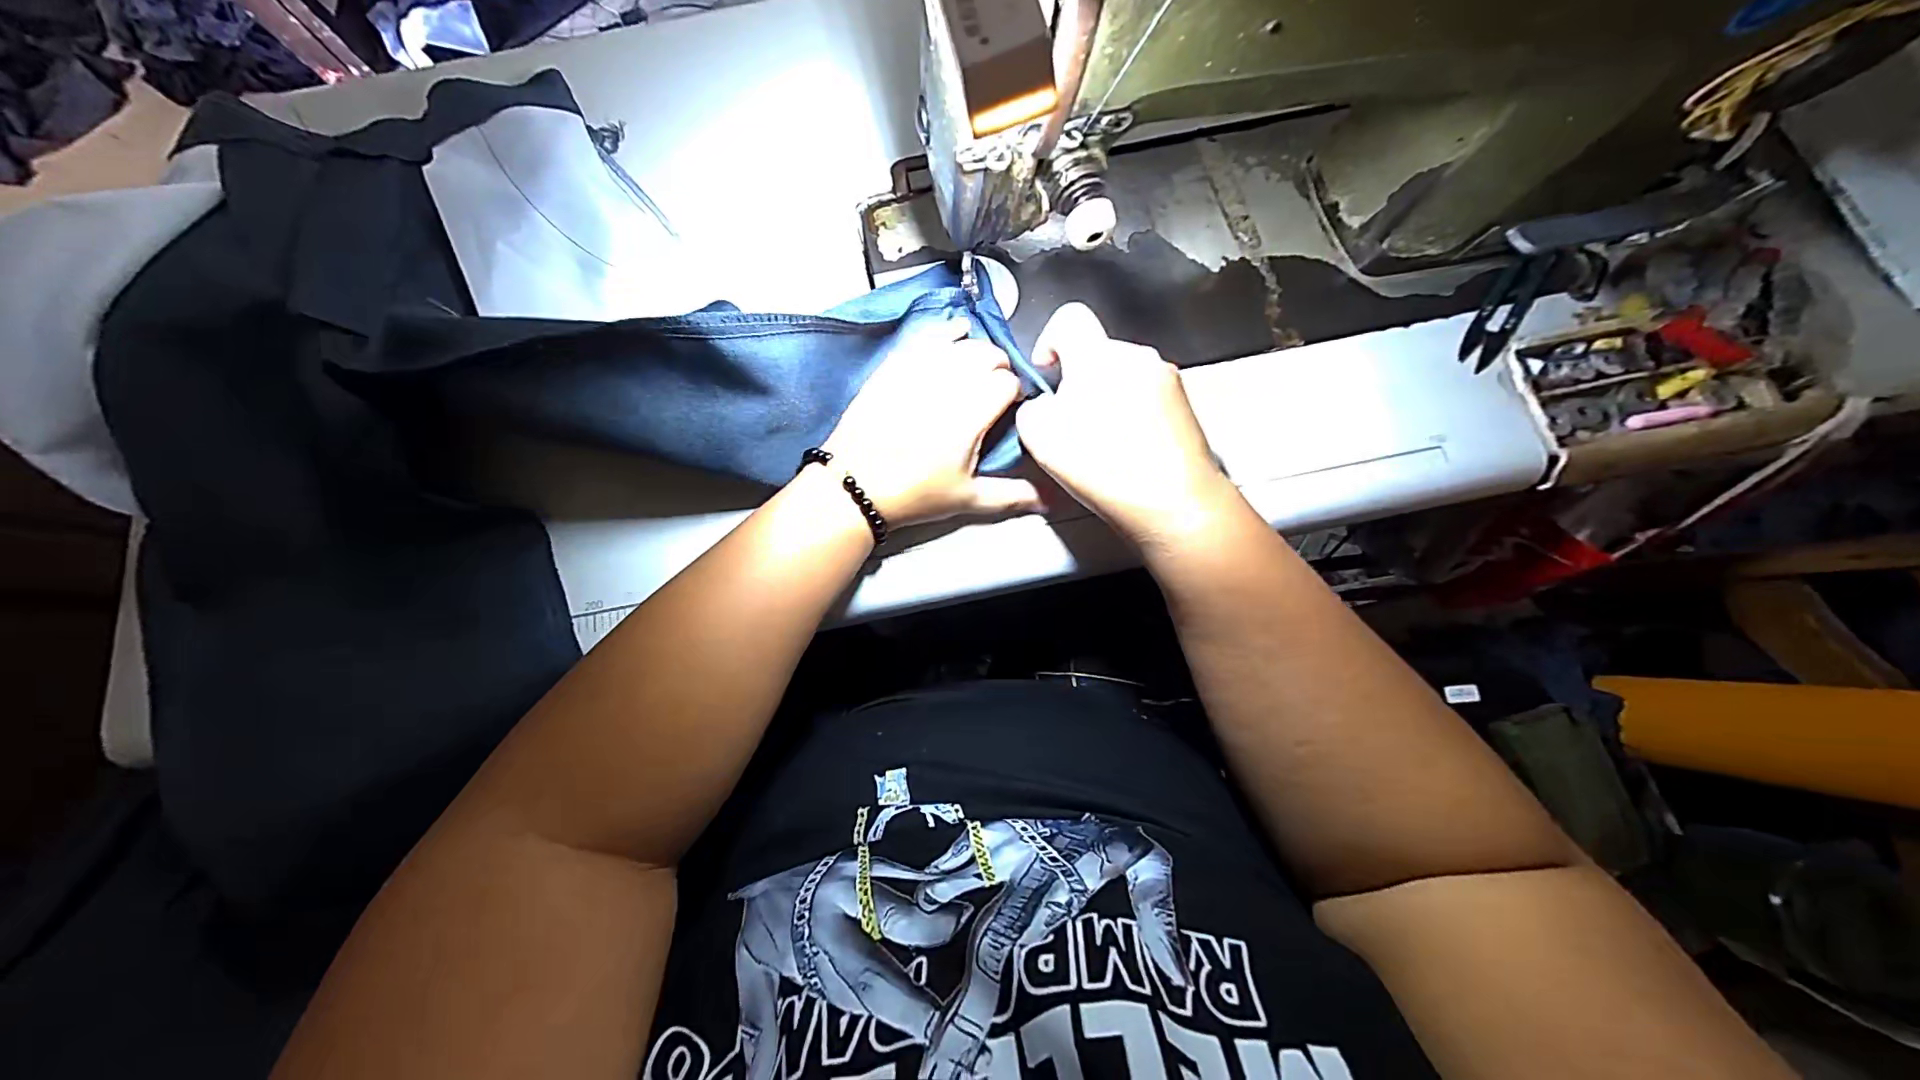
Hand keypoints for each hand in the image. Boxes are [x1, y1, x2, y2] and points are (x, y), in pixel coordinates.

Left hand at [818, 319, 1042, 527]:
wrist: (854, 486)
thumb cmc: (912, 494)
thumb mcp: (967, 499)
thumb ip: (1012, 494)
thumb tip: (1047, 499)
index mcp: (972, 412)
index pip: (1009, 383)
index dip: (1014, 395)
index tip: (1010, 409)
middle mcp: (949, 382)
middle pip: (989, 355)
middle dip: (999, 370)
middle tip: (994, 391)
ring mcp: (919, 369)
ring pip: (962, 342)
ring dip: (976, 352)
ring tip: (976, 370)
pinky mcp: (896, 365)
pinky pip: (929, 336)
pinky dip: (946, 333)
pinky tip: (953, 335)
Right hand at [1015, 304, 1241, 549]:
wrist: (1175, 501)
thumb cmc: (1107, 468)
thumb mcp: (1040, 439)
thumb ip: (1030, 408)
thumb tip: (1042, 405)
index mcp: (1098, 357)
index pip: (1068, 318)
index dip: (1047, 340)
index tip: (1046, 372)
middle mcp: (1136, 356)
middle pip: (1095, 353)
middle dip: (1077, 380)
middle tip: (1068, 422)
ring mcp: (1165, 378)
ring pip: (1121, 375)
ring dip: (1105, 398)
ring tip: (1100, 443)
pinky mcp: (1183, 402)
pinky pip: (1144, 395)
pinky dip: (1130, 413)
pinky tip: (1127, 449)